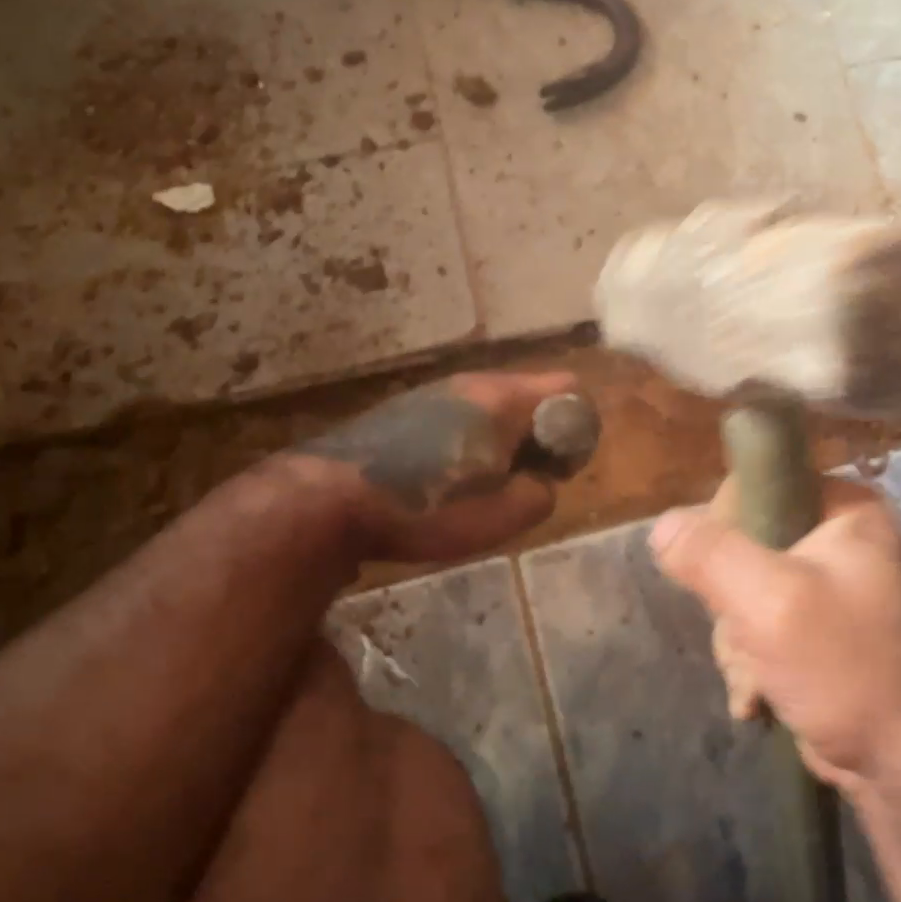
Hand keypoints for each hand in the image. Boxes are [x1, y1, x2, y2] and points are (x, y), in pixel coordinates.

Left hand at [287, 370, 580, 561]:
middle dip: (540, 438)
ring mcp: (433, 395)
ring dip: (503, 443)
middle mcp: (471, 385)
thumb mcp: (502, 516)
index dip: (578, 429)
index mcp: (502, 400)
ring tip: (484, 487)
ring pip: (492, 410)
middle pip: (531, 397)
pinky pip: (459, 419)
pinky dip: (470, 444)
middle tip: (524, 483)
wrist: (322, 501)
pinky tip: (445, 482)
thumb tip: (540, 482)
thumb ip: (540, 493)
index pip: (569, 390)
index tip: (560, 470)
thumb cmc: (425, 508)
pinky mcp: (403, 412)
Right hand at [651, 477, 900, 785]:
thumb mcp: (771, 602)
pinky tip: (760, 700)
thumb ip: (712, 554)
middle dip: (733, 610)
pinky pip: (764, 631)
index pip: (758, 488)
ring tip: (757, 685)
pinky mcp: (824, 635)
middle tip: (746, 643)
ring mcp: (834, 590)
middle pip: (745, 549)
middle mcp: (843, 540)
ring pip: (747, 597)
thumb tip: (662, 523)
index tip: (717, 578)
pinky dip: (755, 666)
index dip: (724, 531)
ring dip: (739, 647)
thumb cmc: (846, 667)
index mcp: (845, 509)